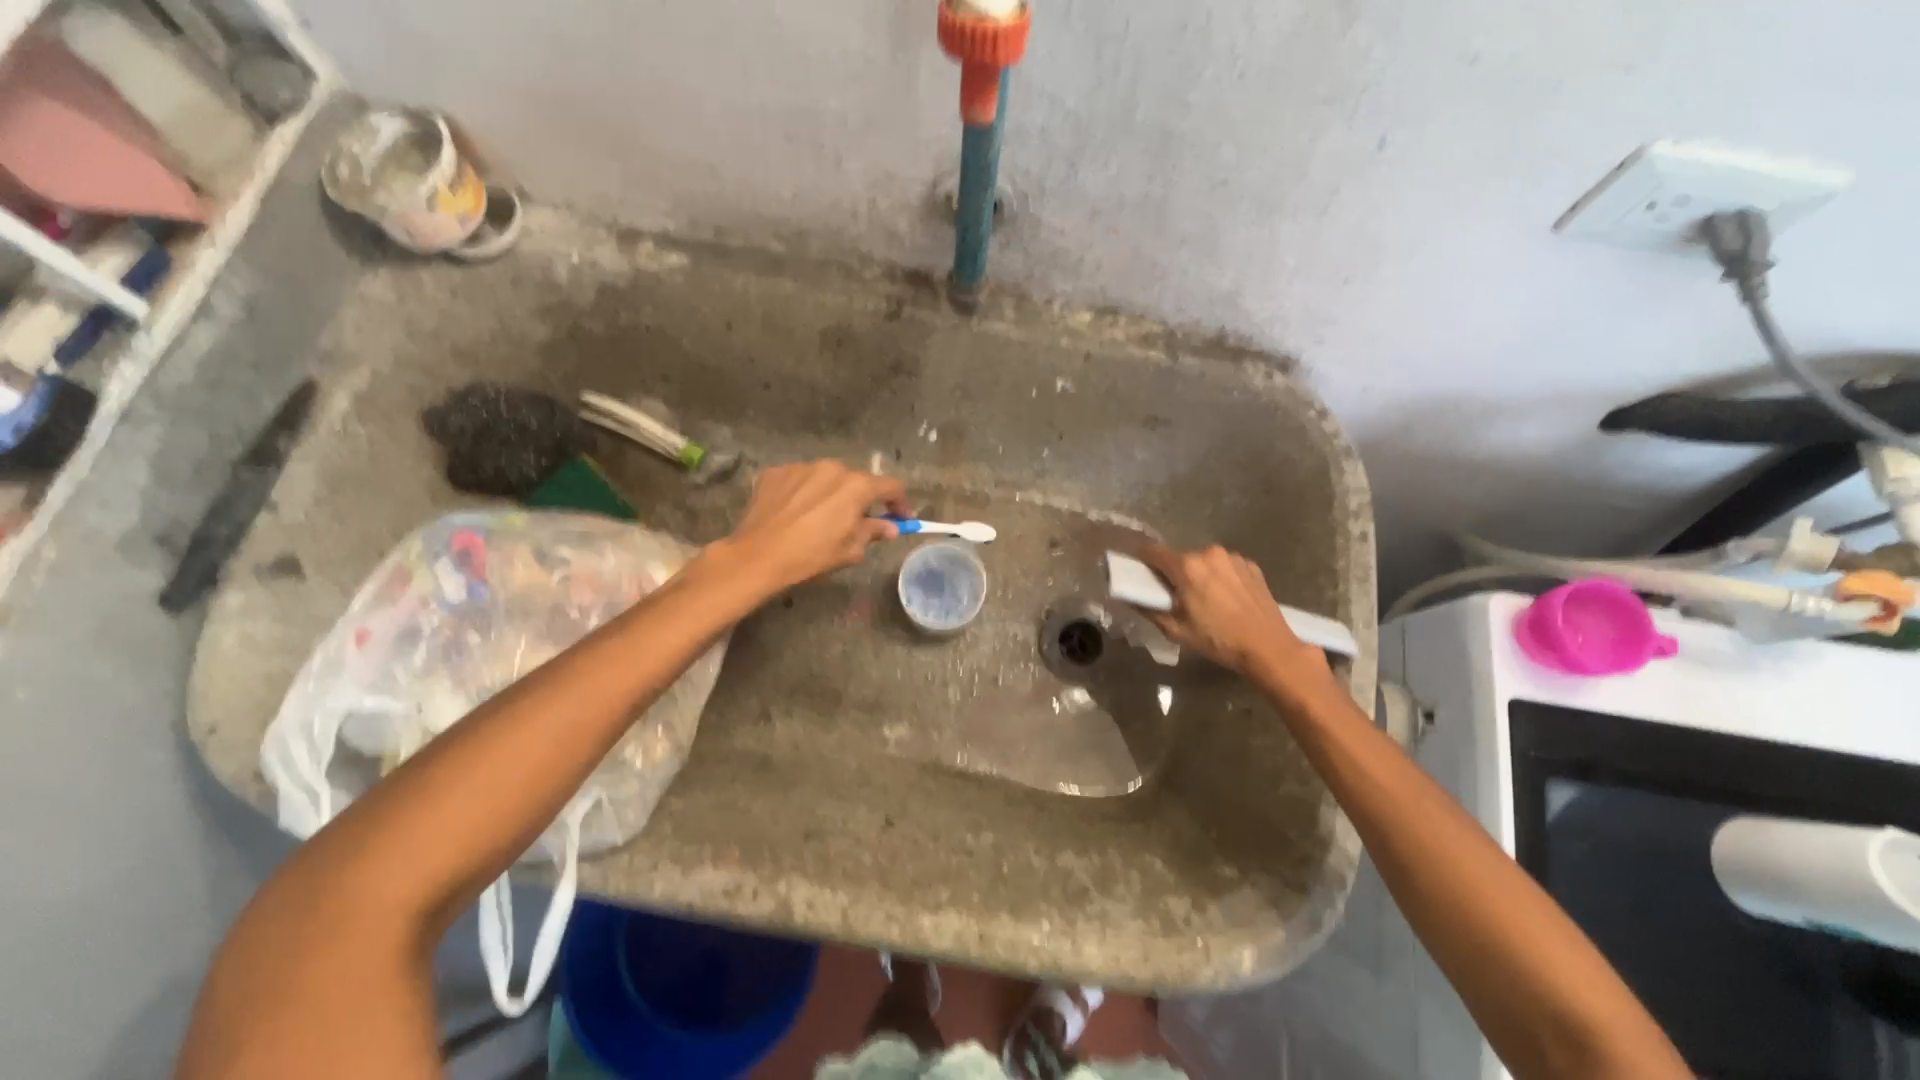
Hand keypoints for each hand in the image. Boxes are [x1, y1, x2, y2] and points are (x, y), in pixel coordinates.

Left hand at [710, 460, 908, 592]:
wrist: (758, 556)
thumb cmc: (811, 556)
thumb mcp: (849, 549)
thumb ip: (873, 531)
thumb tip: (890, 527)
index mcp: (856, 486)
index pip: (891, 486)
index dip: (900, 502)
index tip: (900, 518)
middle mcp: (831, 468)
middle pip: (856, 480)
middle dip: (862, 498)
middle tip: (858, 521)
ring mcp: (801, 467)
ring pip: (826, 477)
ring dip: (831, 493)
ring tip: (821, 517)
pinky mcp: (776, 472)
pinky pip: (799, 479)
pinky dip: (804, 493)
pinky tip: (795, 513)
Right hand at [1136, 543, 1325, 677]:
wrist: (1268, 646)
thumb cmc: (1218, 640)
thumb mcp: (1177, 631)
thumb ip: (1150, 610)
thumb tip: (1134, 597)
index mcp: (1187, 567)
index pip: (1153, 552)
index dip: (1143, 560)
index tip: (1141, 572)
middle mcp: (1209, 553)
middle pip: (1181, 558)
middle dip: (1175, 573)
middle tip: (1178, 597)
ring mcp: (1233, 557)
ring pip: (1204, 561)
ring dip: (1200, 574)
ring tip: (1207, 600)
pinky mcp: (1251, 565)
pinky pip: (1225, 566)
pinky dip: (1221, 577)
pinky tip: (1228, 599)